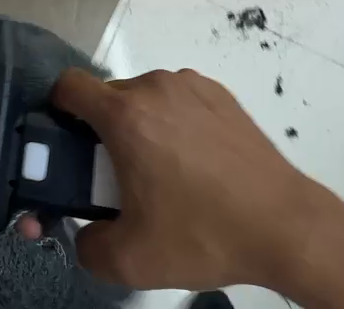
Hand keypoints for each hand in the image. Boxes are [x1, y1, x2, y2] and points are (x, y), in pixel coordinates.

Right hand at [52, 68, 343, 308]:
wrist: (285, 226)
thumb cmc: (204, 234)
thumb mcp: (133, 259)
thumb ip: (87, 246)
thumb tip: (83, 234)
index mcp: (125, 114)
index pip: (69, 86)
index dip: (58, 109)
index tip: (67, 140)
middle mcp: (153, 86)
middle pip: (107, 96)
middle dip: (103, 131)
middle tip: (118, 176)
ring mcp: (190, 85)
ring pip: (143, 97)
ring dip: (139, 125)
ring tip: (162, 173)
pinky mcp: (219, 93)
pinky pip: (177, 99)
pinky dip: (173, 121)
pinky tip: (195, 162)